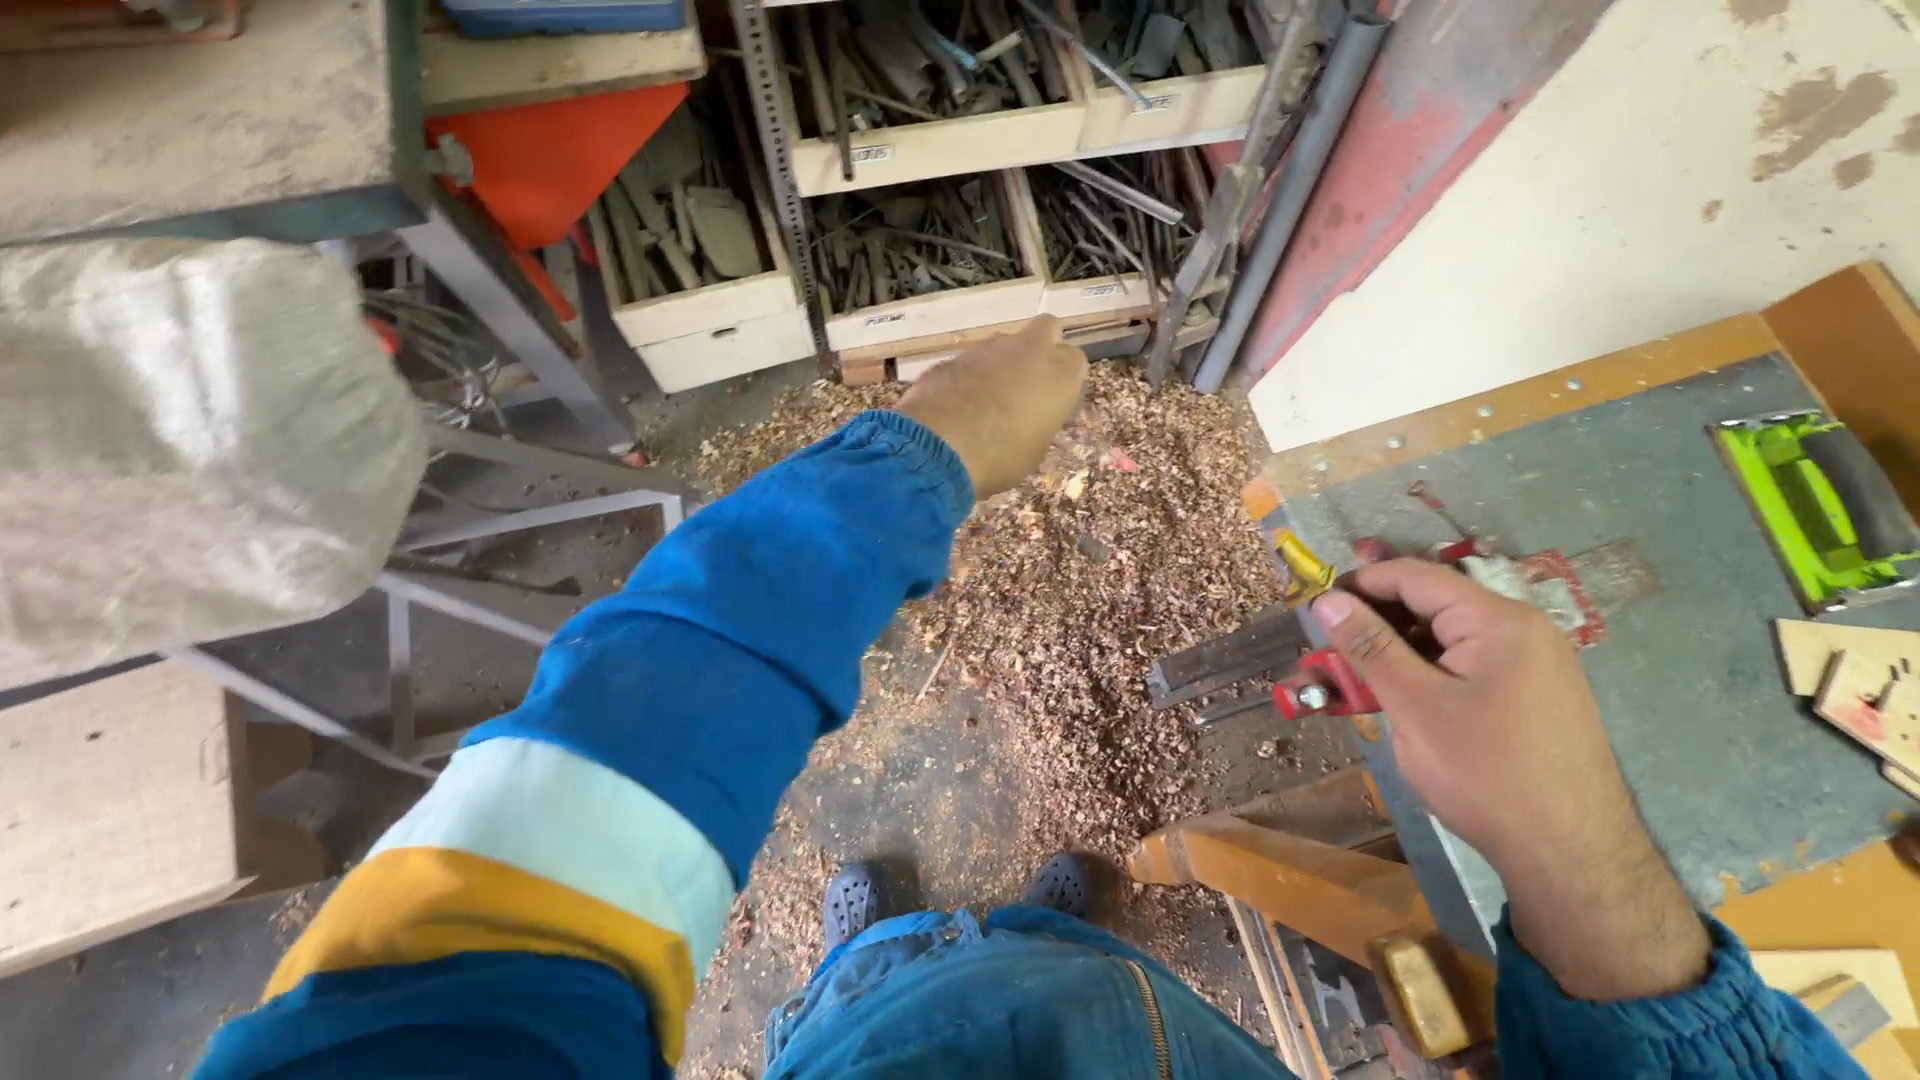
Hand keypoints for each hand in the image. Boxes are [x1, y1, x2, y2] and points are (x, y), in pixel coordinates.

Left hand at [893, 315, 1087, 499]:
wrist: (938, 447)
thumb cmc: (1001, 457)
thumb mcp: (1034, 451)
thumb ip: (1039, 423)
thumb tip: (1030, 420)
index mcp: (1060, 375)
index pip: (1076, 361)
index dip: (1064, 379)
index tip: (1053, 400)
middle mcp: (1029, 350)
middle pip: (1047, 328)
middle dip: (1041, 348)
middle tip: (1028, 381)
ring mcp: (988, 348)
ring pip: (1005, 342)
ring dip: (1002, 362)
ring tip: (987, 398)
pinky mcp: (954, 355)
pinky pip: (971, 360)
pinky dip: (970, 374)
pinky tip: (957, 402)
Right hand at [1312, 560, 1708, 1000]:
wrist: (1571, 853)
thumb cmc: (1486, 774)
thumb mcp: (1415, 706)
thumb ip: (1369, 646)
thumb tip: (1327, 600)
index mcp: (1499, 621)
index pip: (1417, 576)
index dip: (1361, 582)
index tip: (1315, 605)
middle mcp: (1520, 630)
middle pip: (1431, 602)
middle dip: (1373, 618)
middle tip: (1326, 641)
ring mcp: (1527, 662)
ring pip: (1442, 636)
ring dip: (1391, 649)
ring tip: (1348, 675)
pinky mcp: (1525, 692)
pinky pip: (1461, 663)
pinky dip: (1420, 671)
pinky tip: (1390, 692)